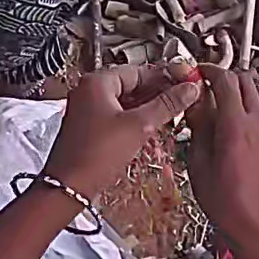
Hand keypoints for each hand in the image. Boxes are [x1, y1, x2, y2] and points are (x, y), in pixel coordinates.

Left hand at [43, 63, 201, 198]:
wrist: (69, 187)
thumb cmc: (97, 153)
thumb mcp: (139, 125)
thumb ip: (166, 104)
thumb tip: (190, 88)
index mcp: (97, 83)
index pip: (138, 70)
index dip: (163, 77)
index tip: (184, 82)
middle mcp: (89, 92)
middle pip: (131, 85)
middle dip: (156, 93)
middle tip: (180, 99)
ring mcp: (87, 110)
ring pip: (125, 102)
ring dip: (147, 108)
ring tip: (170, 114)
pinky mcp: (89, 128)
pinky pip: (117, 116)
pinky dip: (134, 120)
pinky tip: (151, 128)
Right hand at [189, 66, 258, 258]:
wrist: (253, 223)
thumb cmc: (224, 199)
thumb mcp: (199, 160)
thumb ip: (198, 124)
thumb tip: (193, 99)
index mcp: (236, 124)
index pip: (225, 80)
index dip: (208, 70)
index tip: (195, 72)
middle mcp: (255, 123)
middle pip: (244, 80)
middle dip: (224, 76)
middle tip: (203, 85)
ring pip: (251, 96)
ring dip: (232, 93)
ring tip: (210, 107)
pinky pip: (254, 115)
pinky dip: (239, 111)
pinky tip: (223, 127)